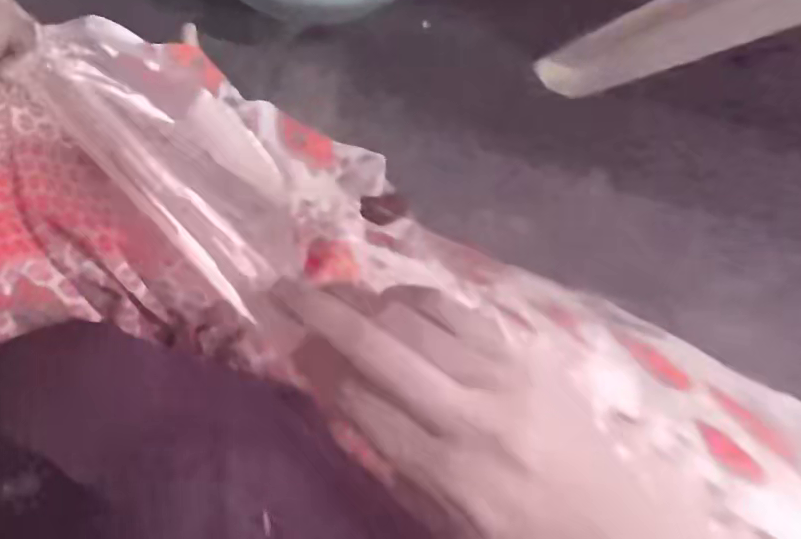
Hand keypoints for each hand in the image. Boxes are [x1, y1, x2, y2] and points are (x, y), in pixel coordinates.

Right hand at [279, 284, 724, 538]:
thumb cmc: (516, 534)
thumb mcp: (439, 513)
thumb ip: (376, 439)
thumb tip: (317, 368)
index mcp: (453, 473)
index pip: (354, 396)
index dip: (307, 357)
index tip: (277, 332)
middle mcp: (475, 418)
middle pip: (373, 342)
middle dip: (312, 307)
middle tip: (275, 286)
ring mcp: (505, 379)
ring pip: (405, 314)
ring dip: (354, 296)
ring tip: (327, 292)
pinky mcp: (525, 356)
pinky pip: (449, 306)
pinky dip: (406, 296)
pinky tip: (389, 302)